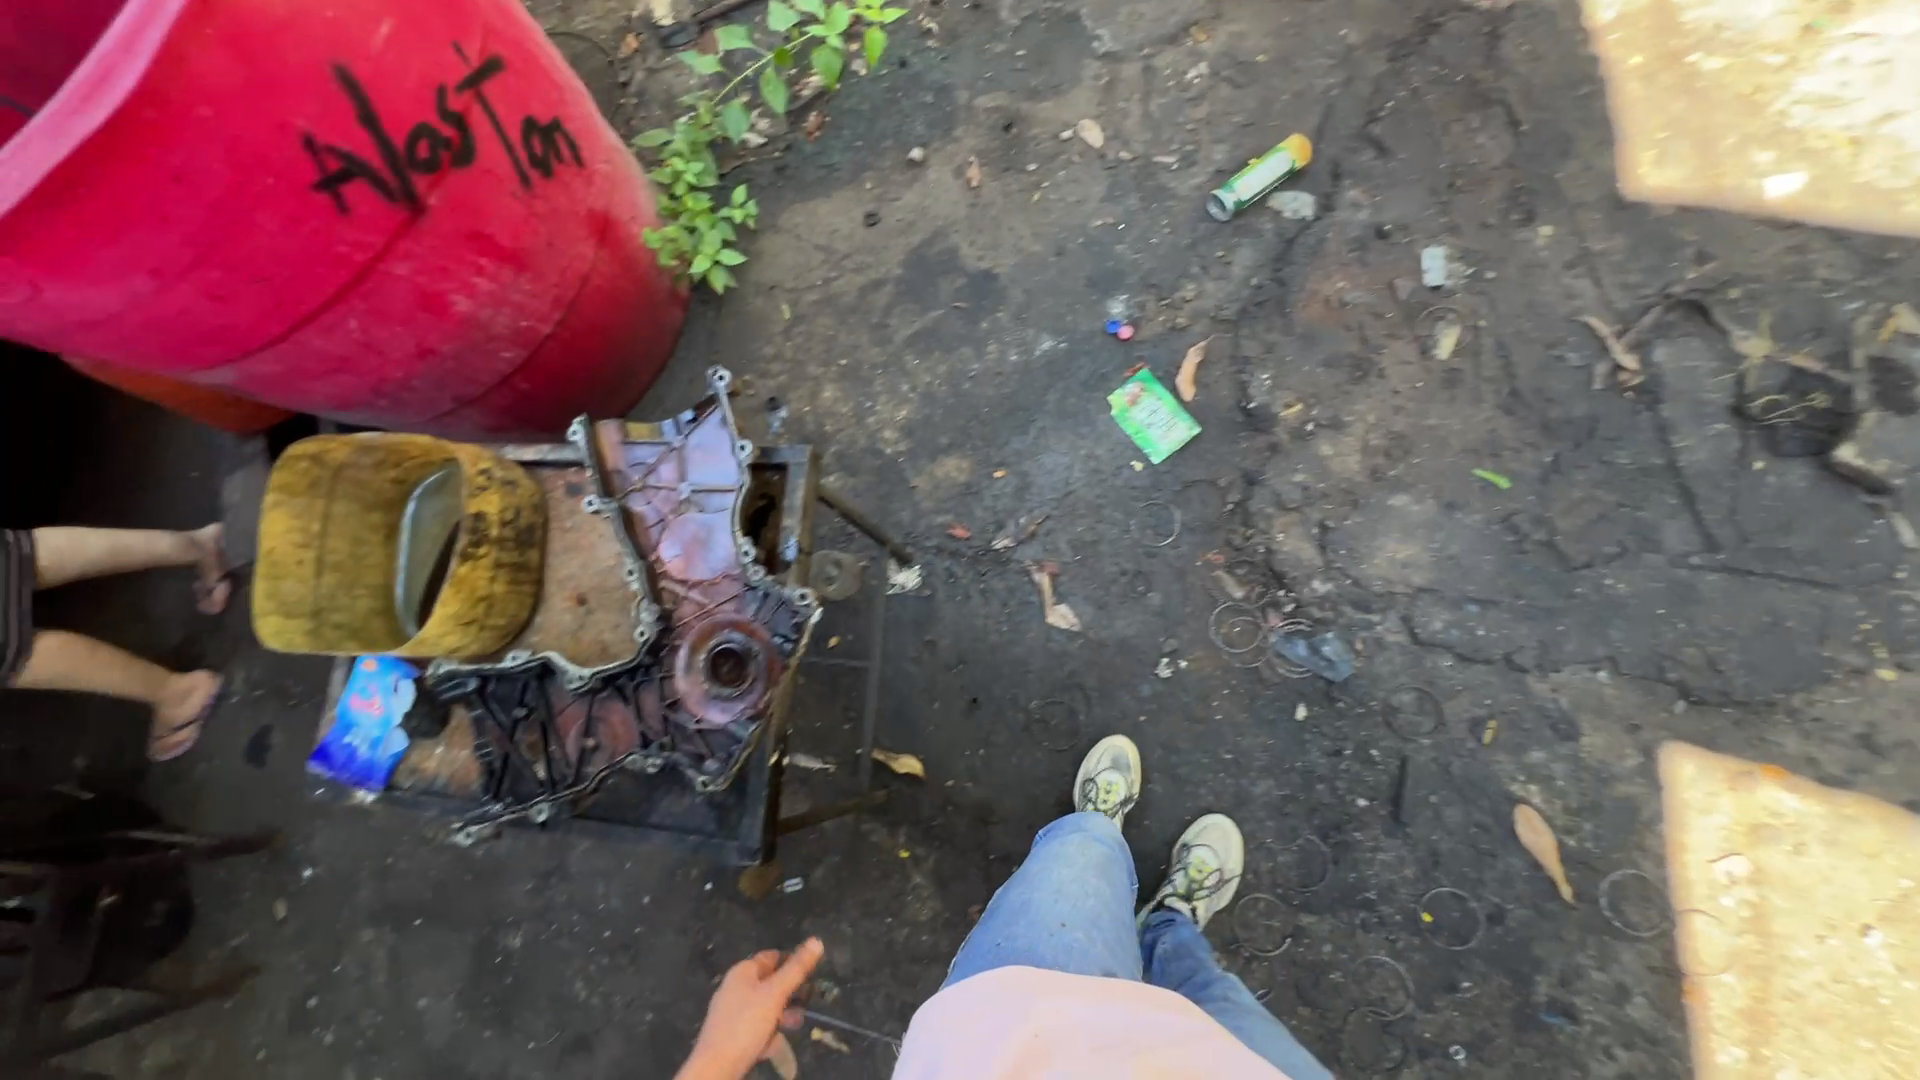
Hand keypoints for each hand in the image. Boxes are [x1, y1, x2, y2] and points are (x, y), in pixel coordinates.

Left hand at [675, 938, 824, 1079]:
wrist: (715, 1070)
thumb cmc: (746, 1024)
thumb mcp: (775, 993)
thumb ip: (796, 969)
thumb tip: (817, 940)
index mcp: (742, 972)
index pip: (771, 957)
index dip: (791, 961)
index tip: (812, 972)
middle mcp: (734, 989)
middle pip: (769, 984)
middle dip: (790, 993)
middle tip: (809, 1000)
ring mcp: (731, 1014)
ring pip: (764, 1008)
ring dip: (782, 1015)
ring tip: (797, 1024)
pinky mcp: (731, 1037)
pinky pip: (755, 1028)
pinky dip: (767, 1034)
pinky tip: (774, 1045)